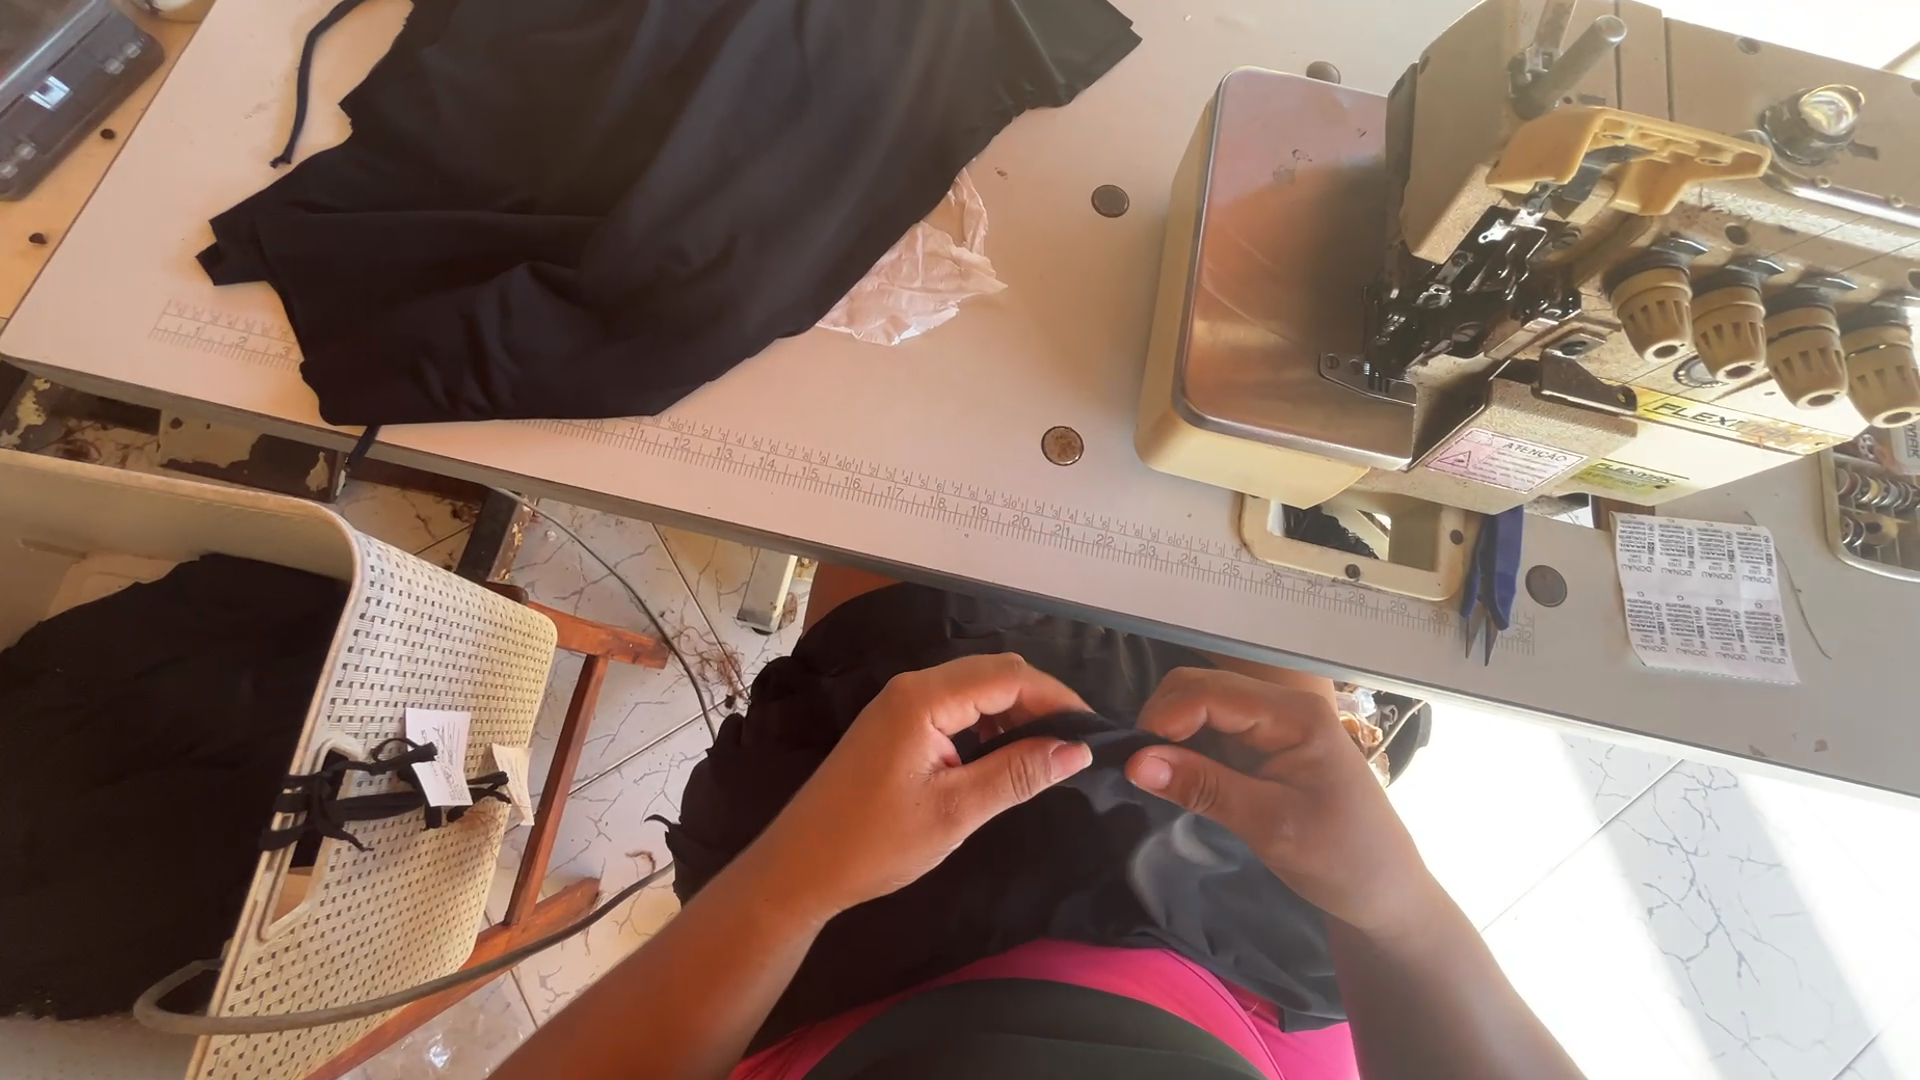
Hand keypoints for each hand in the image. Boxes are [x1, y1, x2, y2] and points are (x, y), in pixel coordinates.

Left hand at [743, 653, 1094, 919]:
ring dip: (1014, 712)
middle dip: (1040, 701)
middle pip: (994, 673)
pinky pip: (956, 705)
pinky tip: (1002, 753)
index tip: (1093, 731)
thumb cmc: (874, 843)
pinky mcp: (898, 721)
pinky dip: (987, 722)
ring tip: (1045, 753)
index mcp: (924, 698)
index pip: (1008, 676)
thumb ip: (1017, 774)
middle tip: (1074, 745)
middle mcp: (913, 686)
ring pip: (976, 687)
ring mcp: (902, 701)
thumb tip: (1077, 750)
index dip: (1057, 697)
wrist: (800, 867)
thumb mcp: (955, 812)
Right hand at [1123, 667, 1435, 935]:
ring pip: (1200, 704)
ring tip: (1161, 776)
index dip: (1164, 718)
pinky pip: (1212, 727)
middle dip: (1163, 721)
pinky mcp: (1265, 742)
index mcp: (1293, 714)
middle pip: (1199, 688)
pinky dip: (1187, 745)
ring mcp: (1273, 721)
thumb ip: (1202, 787)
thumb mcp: (1270, 826)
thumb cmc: (1342, 860)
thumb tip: (1134, 762)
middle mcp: (1281, 704)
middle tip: (1146, 771)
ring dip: (1172, 733)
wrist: (1387, 895)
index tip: (1137, 763)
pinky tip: (1183, 775)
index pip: (1207, 692)